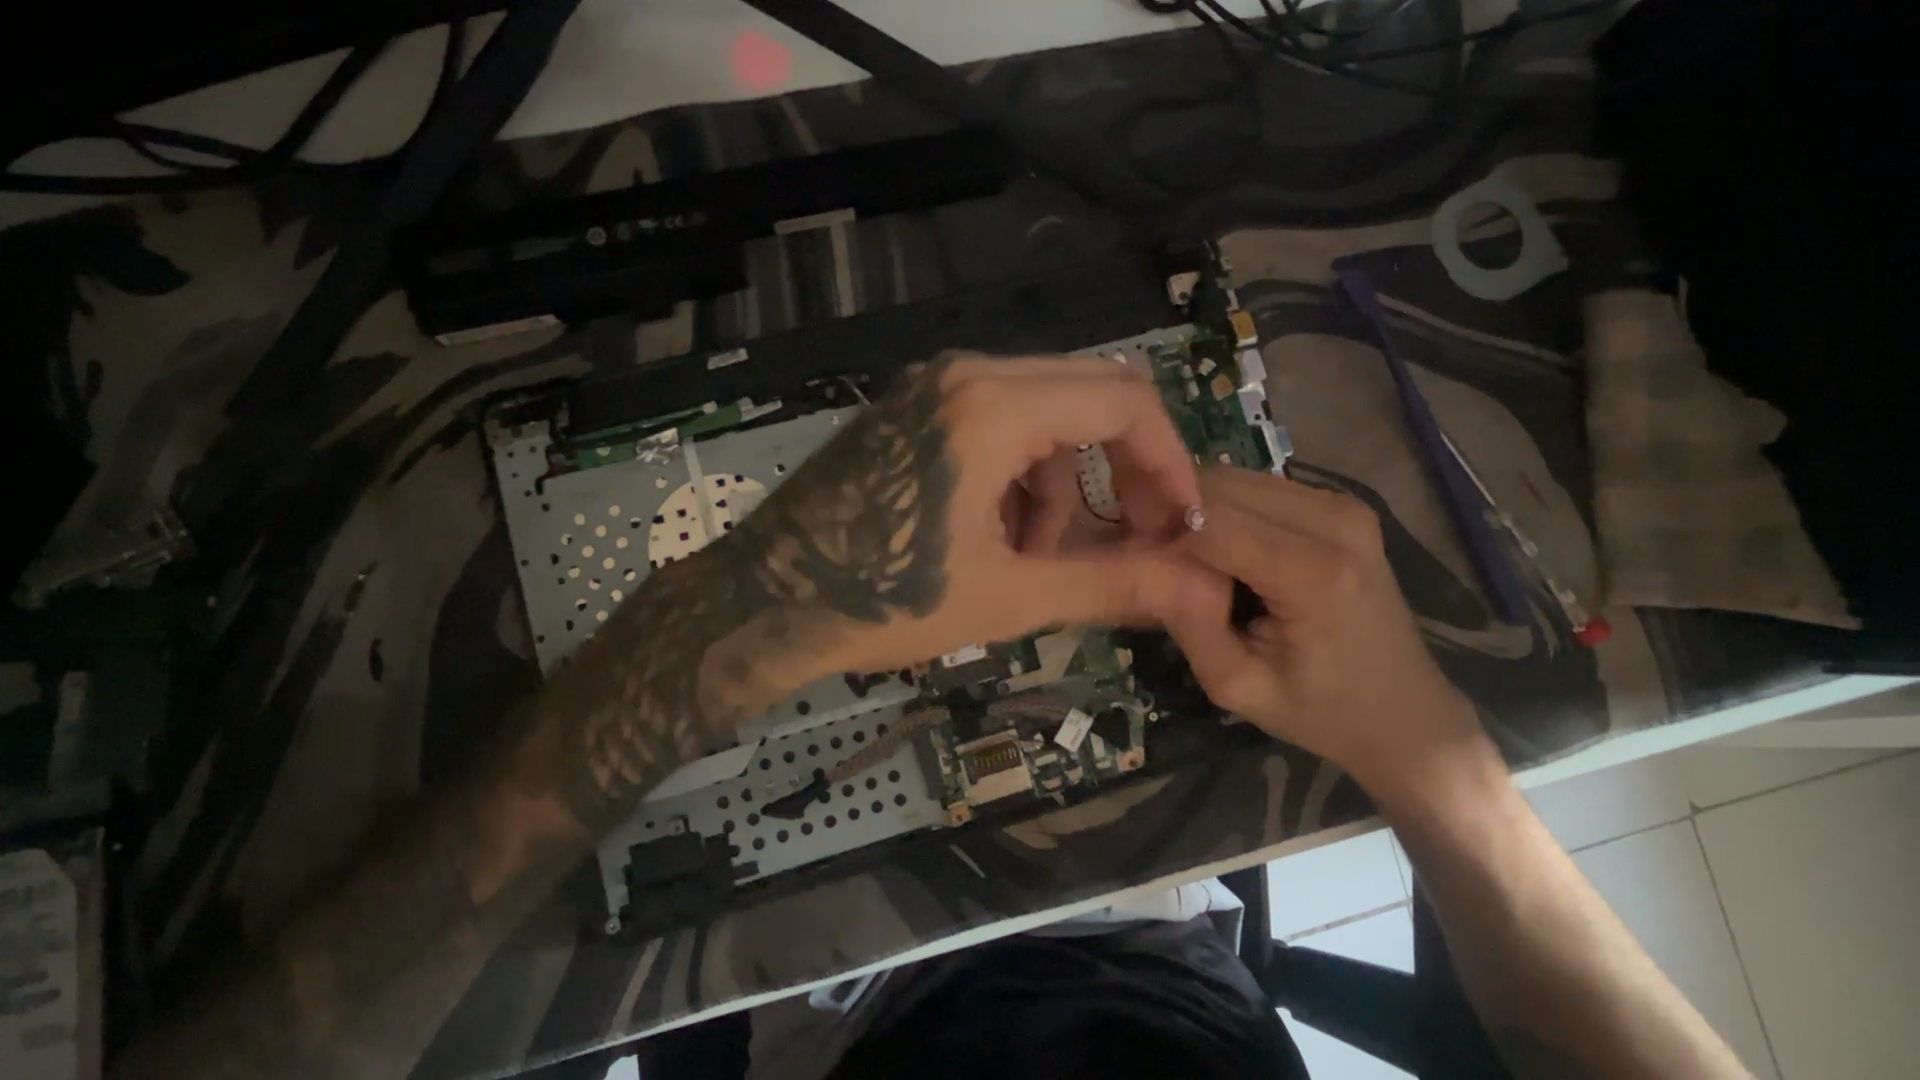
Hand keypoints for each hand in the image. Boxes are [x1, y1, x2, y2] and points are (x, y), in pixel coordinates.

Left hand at [750, 354, 1217, 676]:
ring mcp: (934, 385)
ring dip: (1066, 480)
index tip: (1182, 523)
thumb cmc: (882, 601)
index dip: (1170, 461)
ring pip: (1046, 411)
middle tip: (1140, 534)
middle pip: (1090, 393)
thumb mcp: (1007, 598)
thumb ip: (1110, 584)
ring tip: (1044, 554)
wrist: (766, 600)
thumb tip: (1197, 589)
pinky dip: (1022, 473)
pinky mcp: (915, 407)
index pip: (1124, 400)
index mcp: (992, 408)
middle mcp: (967, 374)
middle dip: (1126, 466)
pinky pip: (1000, 421)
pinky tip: (1000, 534)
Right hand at [1162, 467, 1494, 795]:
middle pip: (1221, 487)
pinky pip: (1261, 487)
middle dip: (1176, 514)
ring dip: (1199, 508)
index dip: (1160, 535)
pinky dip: (1228, 509)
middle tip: (1151, 559)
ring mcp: (1344, 505)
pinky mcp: (1342, 503)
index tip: (1132, 563)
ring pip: (1237, 479)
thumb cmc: (1320, 711)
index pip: (1209, 522)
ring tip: (1183, 558)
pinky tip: (1221, 550)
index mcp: (1314, 572)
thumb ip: (1188, 619)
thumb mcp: (1236, 685)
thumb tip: (1145, 559)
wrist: (1406, 714)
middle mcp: (1335, 521)